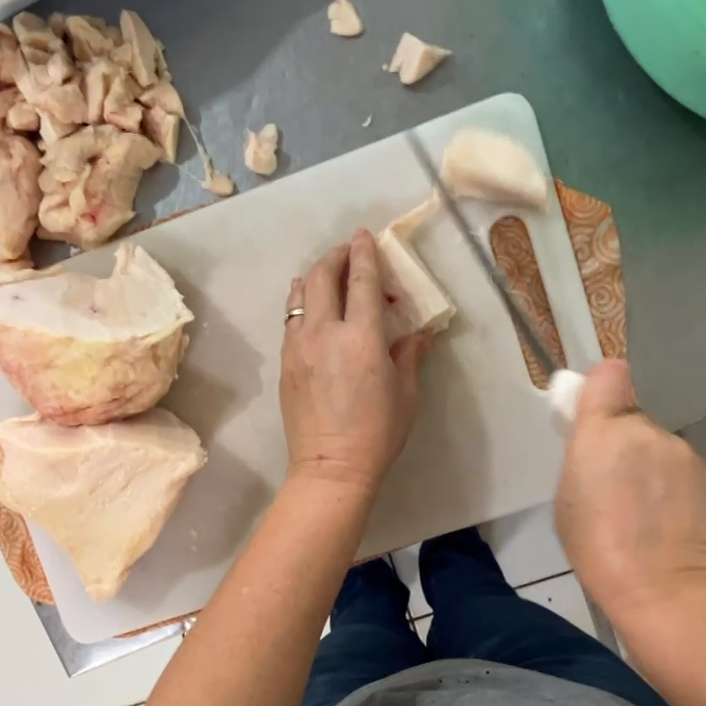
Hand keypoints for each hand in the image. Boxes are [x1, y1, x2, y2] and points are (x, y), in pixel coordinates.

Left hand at [279, 230, 433, 493]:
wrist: (331, 468)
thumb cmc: (377, 434)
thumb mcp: (405, 393)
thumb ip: (409, 354)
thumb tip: (420, 334)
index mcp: (361, 337)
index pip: (362, 281)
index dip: (364, 253)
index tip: (364, 236)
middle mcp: (324, 333)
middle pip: (323, 277)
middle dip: (336, 257)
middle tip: (348, 253)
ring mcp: (298, 348)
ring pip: (300, 296)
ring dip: (314, 278)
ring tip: (326, 276)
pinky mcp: (286, 365)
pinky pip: (291, 322)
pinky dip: (301, 305)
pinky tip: (310, 310)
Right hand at [555, 359, 705, 622]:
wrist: (658, 584)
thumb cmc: (595, 544)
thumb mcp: (567, 496)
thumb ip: (583, 454)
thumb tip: (599, 441)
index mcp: (601, 432)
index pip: (608, 376)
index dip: (600, 390)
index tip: (592, 416)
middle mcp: (645, 430)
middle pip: (630, 419)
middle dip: (621, 442)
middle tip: (611, 484)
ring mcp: (681, 451)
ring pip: (656, 446)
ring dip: (647, 466)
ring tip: (638, 511)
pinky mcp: (705, 474)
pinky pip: (678, 469)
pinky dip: (670, 485)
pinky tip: (663, 519)